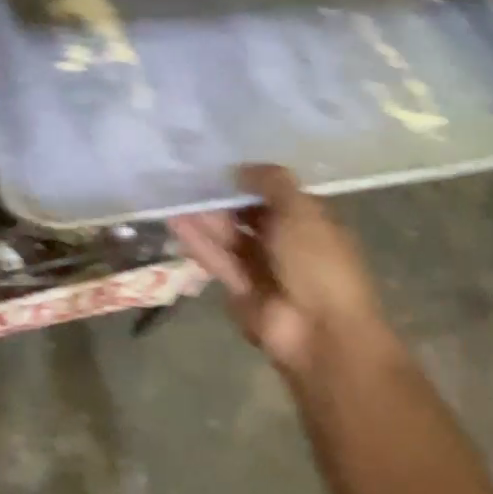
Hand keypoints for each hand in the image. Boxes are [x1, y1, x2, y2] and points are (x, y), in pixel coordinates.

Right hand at [167, 165, 384, 371]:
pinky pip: (217, 260)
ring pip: (229, 237)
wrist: (319, 331)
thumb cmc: (318, 263)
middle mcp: (286, 244)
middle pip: (248, 216)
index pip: (277, 196)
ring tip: (173, 193)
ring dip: (205, 218)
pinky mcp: (238, 290)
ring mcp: (262, 268)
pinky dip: (197, 242)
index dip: (250, 180)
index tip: (219, 162)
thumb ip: (272, 184)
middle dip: (222, 198)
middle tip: (187, 176)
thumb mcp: (302, 212)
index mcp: (311, 223)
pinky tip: (175, 220)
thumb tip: (242, 167)